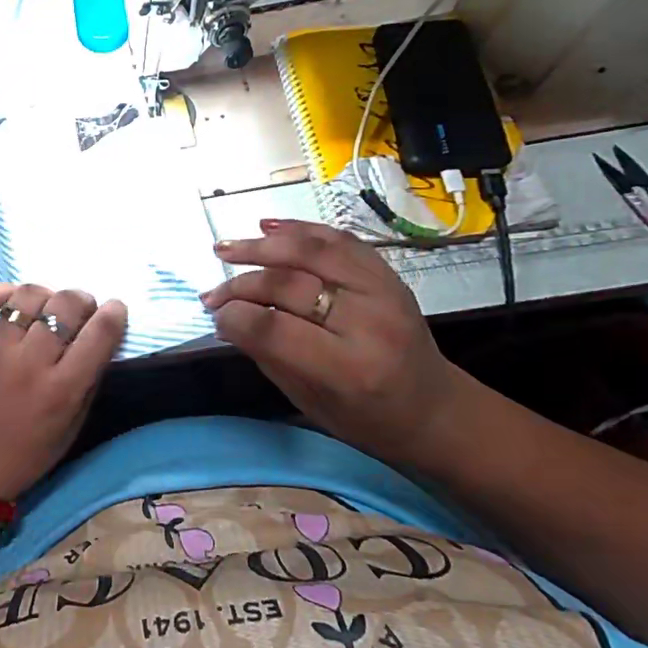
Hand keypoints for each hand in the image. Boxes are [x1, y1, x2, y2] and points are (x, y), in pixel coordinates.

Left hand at [0, 282, 126, 500]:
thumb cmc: (33, 450)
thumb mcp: (76, 421)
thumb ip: (91, 376)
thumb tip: (101, 333)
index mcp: (62, 389)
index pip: (100, 333)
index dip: (115, 312)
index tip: (115, 309)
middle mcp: (29, 363)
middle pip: (66, 305)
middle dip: (82, 301)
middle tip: (80, 311)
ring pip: (28, 296)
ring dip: (46, 296)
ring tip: (46, 309)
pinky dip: (2, 292)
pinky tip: (13, 302)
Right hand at [201, 219, 459, 461]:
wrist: (434, 409)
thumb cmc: (368, 420)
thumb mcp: (310, 401)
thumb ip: (268, 356)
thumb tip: (227, 318)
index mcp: (348, 369)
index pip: (275, 329)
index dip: (235, 316)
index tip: (215, 316)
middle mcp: (368, 322)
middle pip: (289, 285)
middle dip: (241, 285)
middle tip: (213, 293)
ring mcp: (383, 291)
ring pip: (313, 251)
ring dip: (263, 245)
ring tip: (227, 248)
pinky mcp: (388, 274)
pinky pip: (339, 239)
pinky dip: (300, 229)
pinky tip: (268, 227)